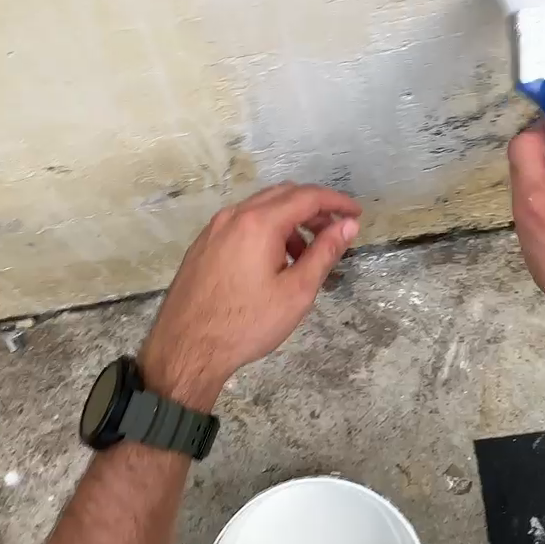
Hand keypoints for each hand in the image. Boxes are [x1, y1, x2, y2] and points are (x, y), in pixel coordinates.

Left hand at [139, 183, 361, 408]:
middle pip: (283, 195)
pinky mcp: (203, 245)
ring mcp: (214, 229)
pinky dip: (267, 230)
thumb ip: (325, 253)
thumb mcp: (297, 291)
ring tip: (304, 256)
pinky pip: (242, 224)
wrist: (187, 348)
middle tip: (334, 234)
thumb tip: (348, 226)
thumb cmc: (247, 323)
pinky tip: (273, 263)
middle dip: (314, 209)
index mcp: (259, 223)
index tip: (357, 214)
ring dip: (290, 221)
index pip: (307, 197)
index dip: (337, 202)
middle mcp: (234, 216)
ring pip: (261, 209)